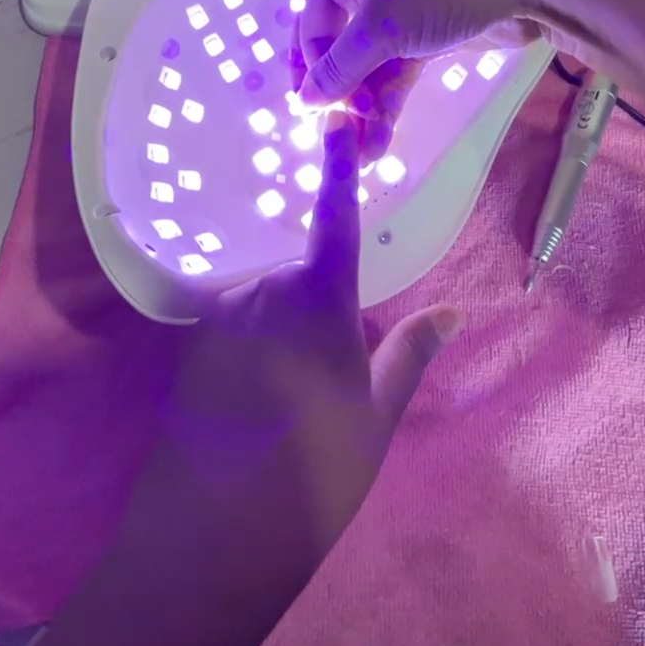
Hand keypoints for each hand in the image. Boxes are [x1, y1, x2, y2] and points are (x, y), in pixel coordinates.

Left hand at [43, 111, 462, 645]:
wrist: (215, 526)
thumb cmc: (313, 467)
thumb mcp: (376, 414)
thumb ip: (409, 353)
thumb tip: (453, 312)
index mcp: (318, 299)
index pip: (335, 218)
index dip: (339, 167)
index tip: (339, 120)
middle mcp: (264, 288)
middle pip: (302, 277)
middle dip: (316, 310)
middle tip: (321, 380)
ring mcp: (222, 310)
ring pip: (267, 301)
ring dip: (280, 330)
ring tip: (283, 399)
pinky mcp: (190, 337)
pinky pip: (235, 321)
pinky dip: (249, 342)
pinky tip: (250, 397)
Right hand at [291, 0, 576, 159]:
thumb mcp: (380, 27)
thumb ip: (338, 69)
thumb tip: (304, 102)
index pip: (312, 23)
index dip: (309, 69)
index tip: (311, 112)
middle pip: (343, 47)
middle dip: (343, 95)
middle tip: (342, 137)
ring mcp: (405, 6)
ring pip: (374, 62)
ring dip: (368, 106)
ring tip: (366, 153)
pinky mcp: (434, 30)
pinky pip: (401, 66)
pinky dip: (392, 99)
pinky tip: (383, 137)